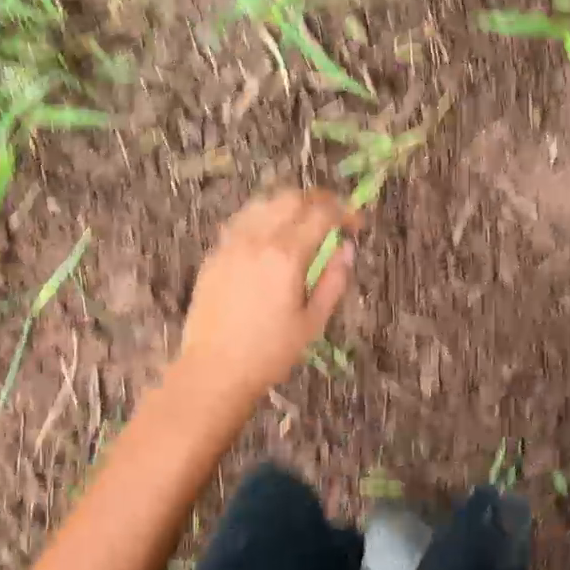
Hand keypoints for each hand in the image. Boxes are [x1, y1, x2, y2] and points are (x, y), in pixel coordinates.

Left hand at [169, 189, 358, 417]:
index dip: (344, 213)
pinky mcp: (215, 255)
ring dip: (288, 204)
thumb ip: (334, 280)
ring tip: (303, 221)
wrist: (213, 371)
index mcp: (287, 255)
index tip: (355, 225)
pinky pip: (242, 221)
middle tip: (333, 216)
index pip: (322, 214)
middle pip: (291, 198)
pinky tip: (271, 237)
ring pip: (263, 203)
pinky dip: (263, 218)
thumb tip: (346, 249)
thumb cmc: (270, 352)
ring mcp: (231, 245)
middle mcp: (257, 240)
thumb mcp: (314, 321)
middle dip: (318, 200)